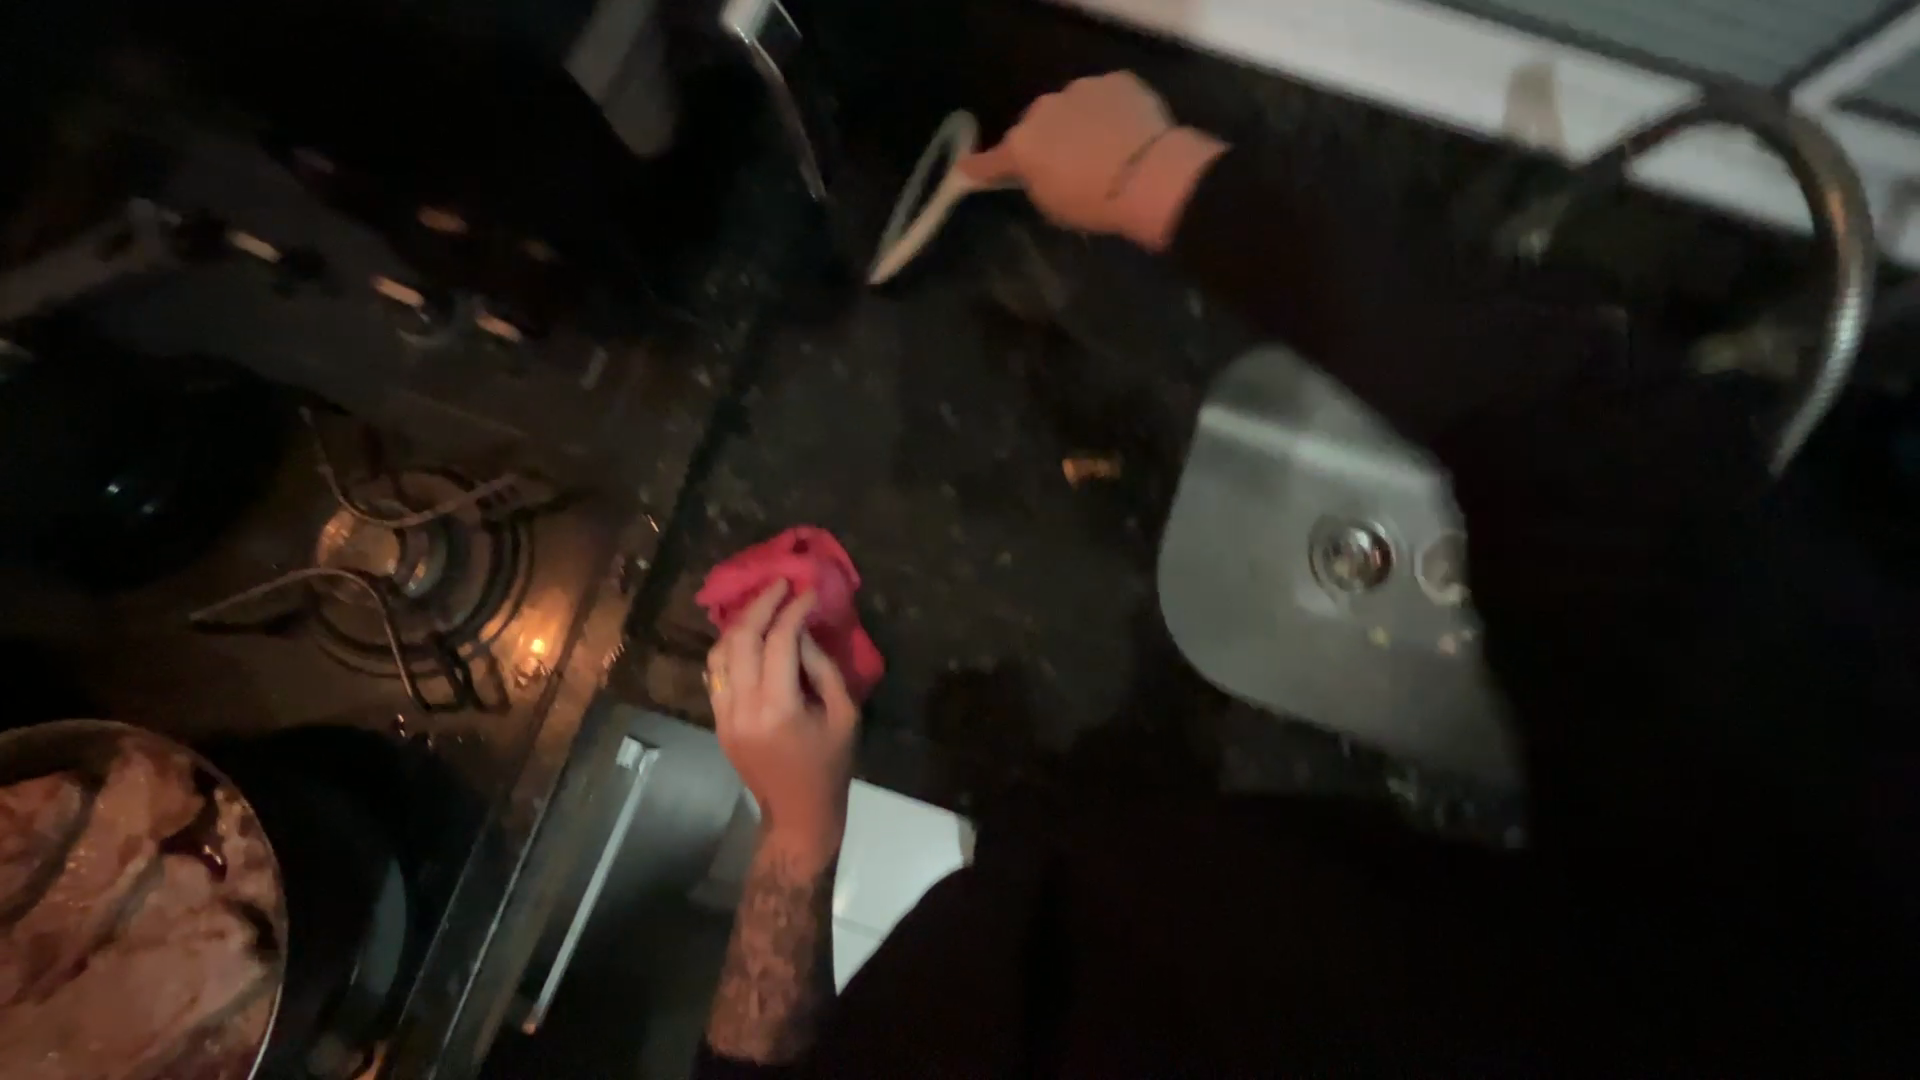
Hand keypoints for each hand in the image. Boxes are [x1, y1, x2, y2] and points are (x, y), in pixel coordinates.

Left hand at [708, 581, 860, 867]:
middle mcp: (743, 707)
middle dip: (761, 605)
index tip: (807, 591)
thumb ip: (822, 668)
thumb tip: (801, 631)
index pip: (779, 642)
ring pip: (720, 653)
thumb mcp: (843, 714)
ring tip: (762, 604)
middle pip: (741, 639)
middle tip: (780, 584)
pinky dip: (729, 648)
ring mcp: (724, 715)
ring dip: (740, 623)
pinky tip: (747, 635)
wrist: (797, 814)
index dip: (793, 611)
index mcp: (778, 707)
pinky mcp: (718, 721)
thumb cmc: (830, 765)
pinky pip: (716, 674)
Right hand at [961, 71, 1228, 250]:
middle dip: (1045, 143)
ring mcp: (1080, 90)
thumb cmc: (1092, 203)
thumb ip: (1035, 183)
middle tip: (1065, 168)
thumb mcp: (1052, 207)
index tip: (964, 170)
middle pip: (1035, 127)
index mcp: (1022, 146)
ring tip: (1100, 151)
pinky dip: (1107, 114)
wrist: (1147, 176)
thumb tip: (1036, 171)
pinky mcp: (1115, 82)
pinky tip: (1123, 135)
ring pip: (1069, 108)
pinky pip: (1103, 99)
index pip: (991, 160)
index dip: (978, 168)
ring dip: (1076, 125)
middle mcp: (1043, 110)